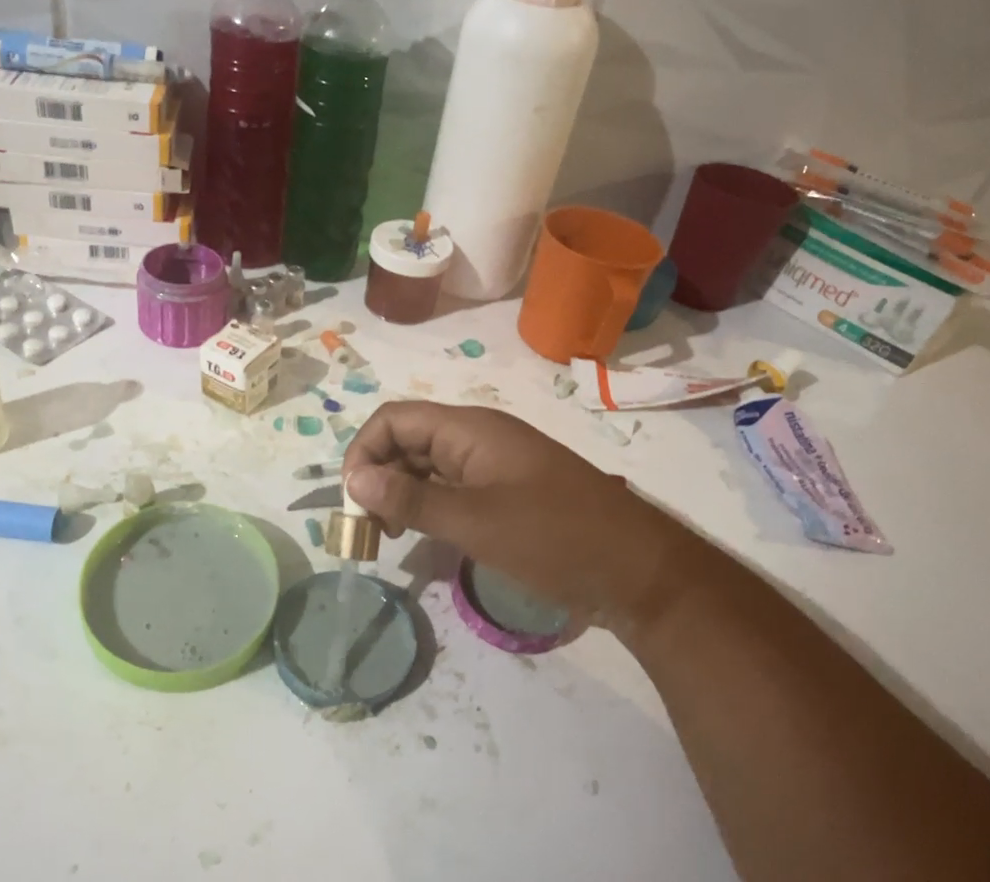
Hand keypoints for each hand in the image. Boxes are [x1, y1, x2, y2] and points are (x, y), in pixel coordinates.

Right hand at [342, 402, 684, 626]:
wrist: (637, 571)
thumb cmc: (554, 538)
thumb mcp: (475, 522)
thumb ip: (411, 500)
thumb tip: (354, 480)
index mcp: (471, 429)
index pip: (395, 419)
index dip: (364, 451)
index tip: (352, 501)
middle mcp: (479, 438)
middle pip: (409, 440)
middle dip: (378, 475)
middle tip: (367, 529)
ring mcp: (496, 466)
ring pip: (429, 466)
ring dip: (401, 493)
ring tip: (389, 537)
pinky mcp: (508, 495)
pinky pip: (454, 488)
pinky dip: (429, 507)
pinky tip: (423, 537)